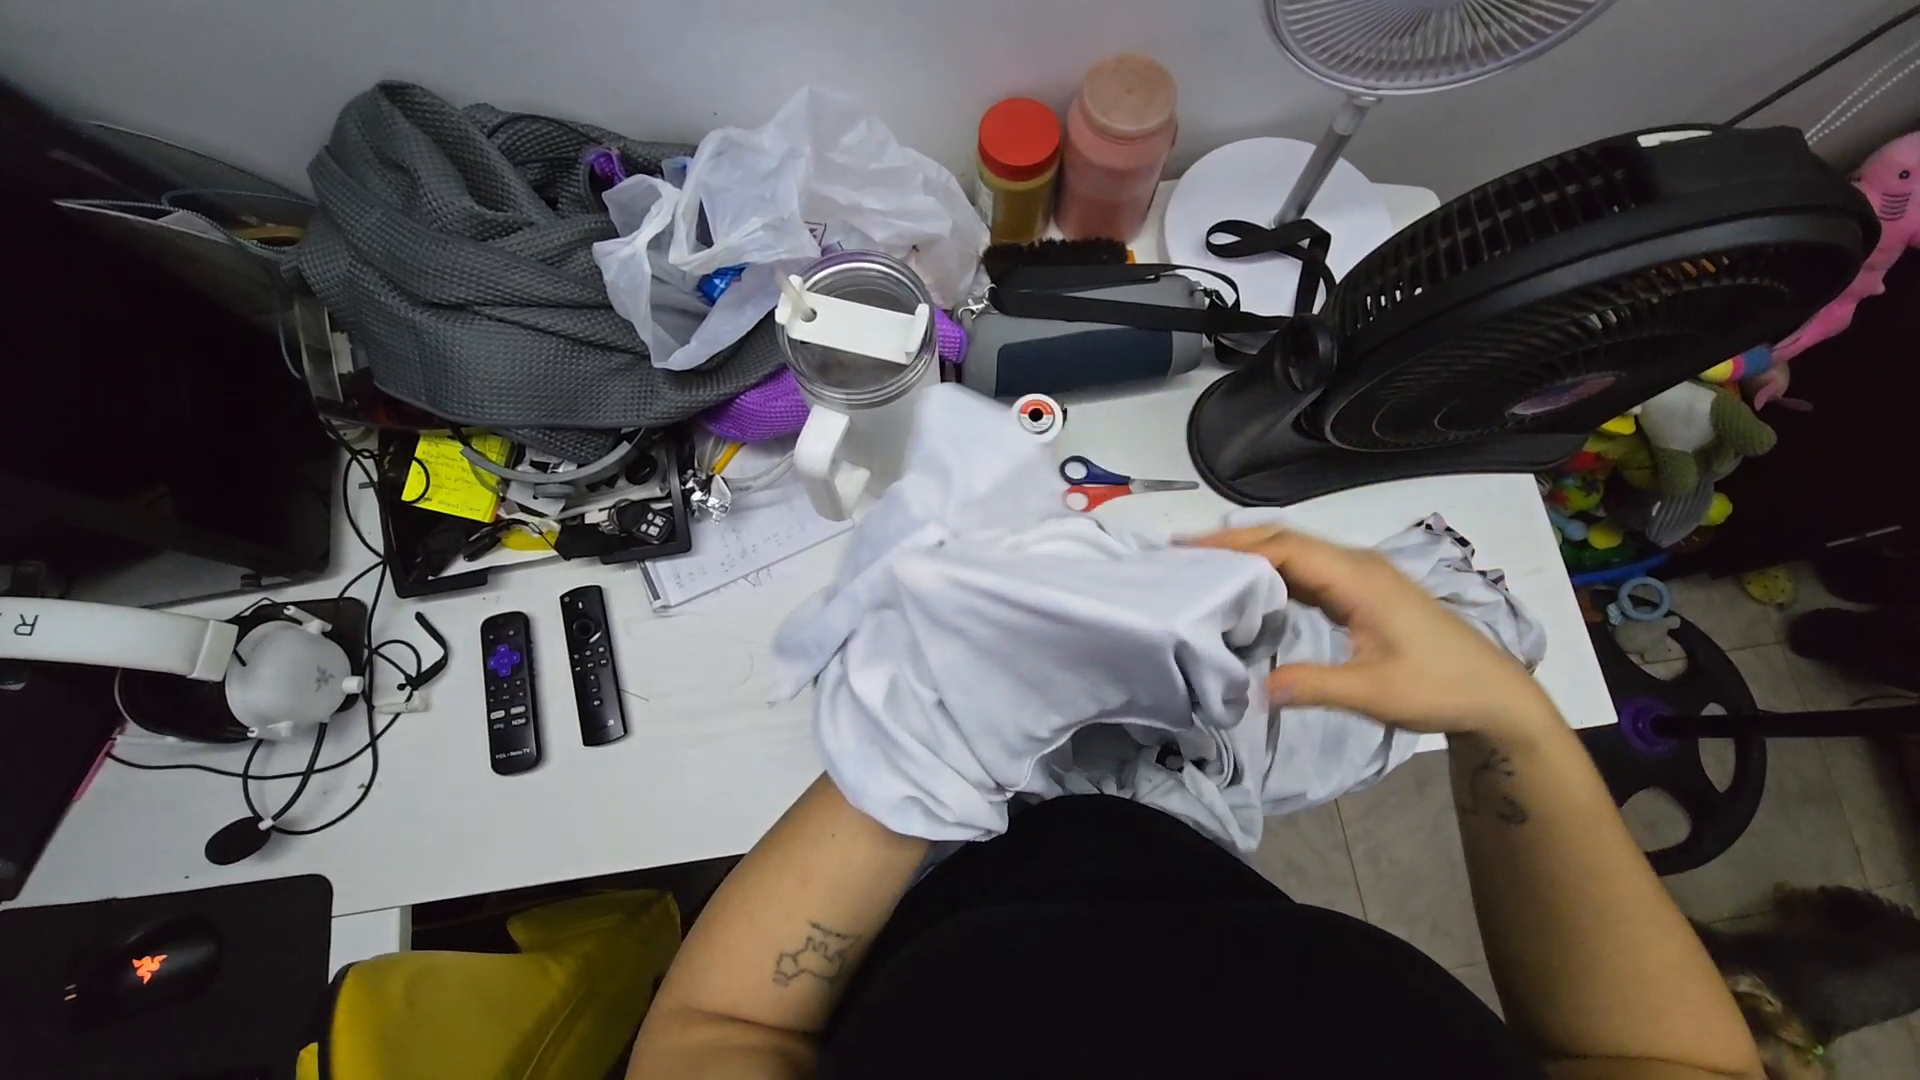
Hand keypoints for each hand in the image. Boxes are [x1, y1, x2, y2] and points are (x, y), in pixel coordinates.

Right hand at [1183, 526, 1558, 739]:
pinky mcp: (1359, 589)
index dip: (1236, 548)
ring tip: (1203, 564)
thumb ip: (1314, 685)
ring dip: (1250, 552)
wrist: (1494, 693)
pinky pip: (1305, 568)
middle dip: (1233, 541)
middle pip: (1285, 540)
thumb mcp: (1375, 693)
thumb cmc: (1440, 688)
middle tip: (1182, 552)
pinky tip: (1247, 583)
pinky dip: (1270, 569)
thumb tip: (1254, 690)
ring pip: (1294, 551)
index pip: (1286, 550)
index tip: (1190, 552)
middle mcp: (1357, 565)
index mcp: (1359, 579)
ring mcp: (1359, 575)